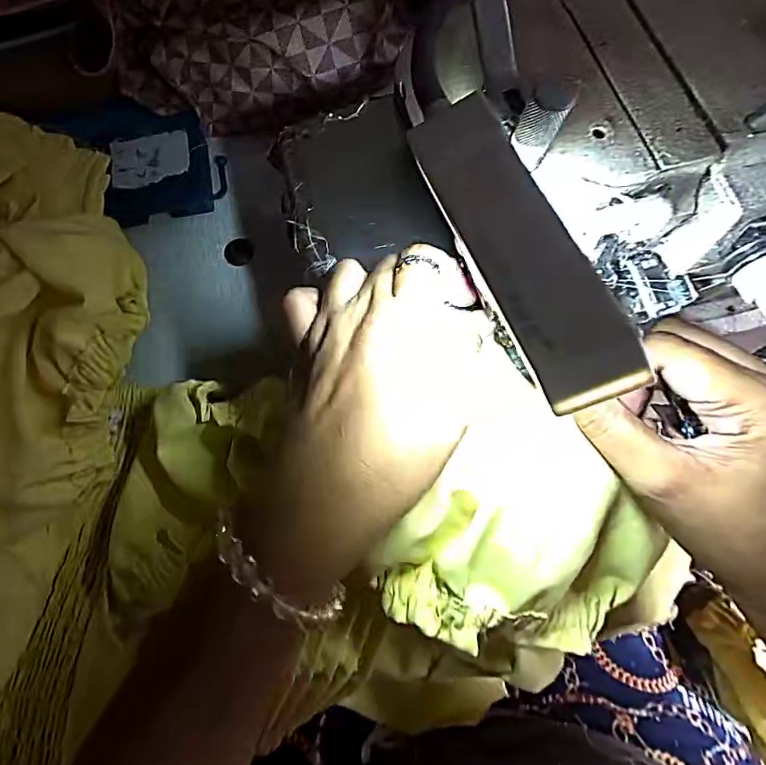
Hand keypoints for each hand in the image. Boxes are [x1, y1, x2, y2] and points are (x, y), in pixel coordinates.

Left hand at [238, 247, 479, 600]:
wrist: (324, 499)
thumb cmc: (392, 464)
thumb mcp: (449, 419)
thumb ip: (465, 368)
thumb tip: (470, 336)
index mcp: (392, 324)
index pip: (417, 265)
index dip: (440, 277)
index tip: (453, 301)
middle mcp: (352, 314)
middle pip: (384, 266)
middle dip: (411, 282)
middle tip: (427, 314)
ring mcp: (318, 328)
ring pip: (344, 272)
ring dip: (368, 284)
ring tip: (384, 314)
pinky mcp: (296, 347)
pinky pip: (301, 300)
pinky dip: (320, 301)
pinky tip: (337, 325)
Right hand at [573, 319, 765, 626]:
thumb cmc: (737, 539)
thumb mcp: (660, 483)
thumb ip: (611, 428)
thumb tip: (577, 388)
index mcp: (763, 400)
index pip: (667, 347)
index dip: (630, 375)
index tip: (626, 416)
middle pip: (681, 336)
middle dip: (645, 372)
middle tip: (642, 420)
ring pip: (693, 346)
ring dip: (663, 377)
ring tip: (664, 425)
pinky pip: (711, 364)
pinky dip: (684, 386)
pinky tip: (684, 423)